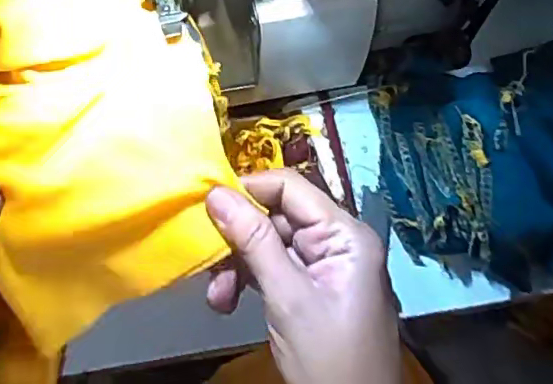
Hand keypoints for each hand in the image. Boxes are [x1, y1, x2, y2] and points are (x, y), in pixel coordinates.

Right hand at [205, 169, 398, 383]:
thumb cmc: (330, 363)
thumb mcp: (288, 299)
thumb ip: (253, 241)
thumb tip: (215, 192)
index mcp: (345, 234)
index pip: (290, 188)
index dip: (249, 190)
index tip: (209, 204)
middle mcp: (337, 241)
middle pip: (276, 216)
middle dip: (239, 238)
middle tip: (207, 261)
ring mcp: (324, 267)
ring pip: (269, 242)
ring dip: (238, 264)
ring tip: (216, 295)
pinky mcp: (311, 290)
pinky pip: (273, 267)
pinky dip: (248, 280)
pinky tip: (226, 301)